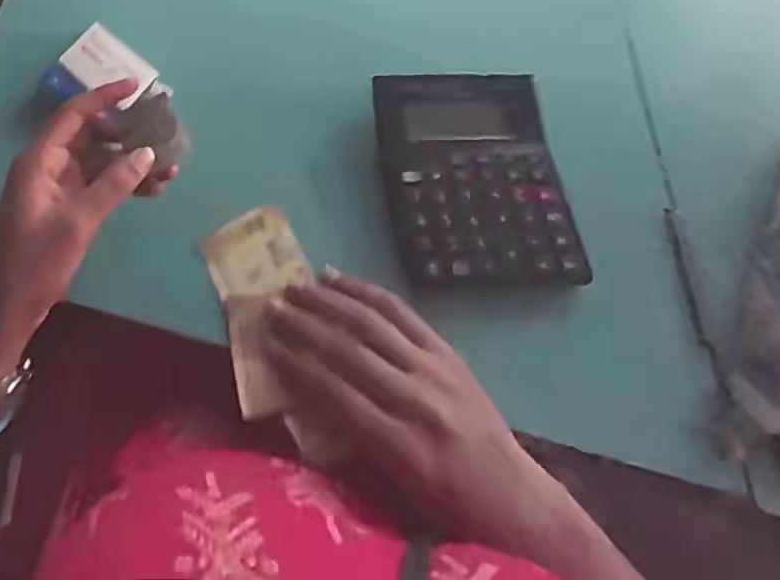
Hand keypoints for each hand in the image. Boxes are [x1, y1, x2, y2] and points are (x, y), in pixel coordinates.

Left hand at [0, 80, 178, 331]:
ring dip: (129, 163)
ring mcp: (56, 186)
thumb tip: (147, 153)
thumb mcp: (78, 221)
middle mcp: (47, 165)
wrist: (6, 307)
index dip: (104, 97)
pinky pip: (97, 184)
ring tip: (168, 168)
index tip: (136, 86)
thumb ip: (114, 184)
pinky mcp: (64, 206)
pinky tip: (152, 190)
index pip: (73, 114)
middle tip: (161, 129)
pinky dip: (121, 185)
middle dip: (125, 133)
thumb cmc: (35, 261)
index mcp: (39, 159)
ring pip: (97, 162)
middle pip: (89, 135)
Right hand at [264, 271, 568, 551]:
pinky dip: (363, 291)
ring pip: (370, 324)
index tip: (267, 344)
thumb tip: (301, 387)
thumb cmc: (444, 501)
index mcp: (403, 447)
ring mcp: (435, 370)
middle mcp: (419, 402)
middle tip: (270, 308)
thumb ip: (350, 434)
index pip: (336, 395)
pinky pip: (399, 312)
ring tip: (294, 288)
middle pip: (348, 352)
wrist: (512, 496)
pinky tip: (336, 279)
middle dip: (303, 326)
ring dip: (326, 302)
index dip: (296, 365)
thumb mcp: (394, 482)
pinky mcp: (446, 350)